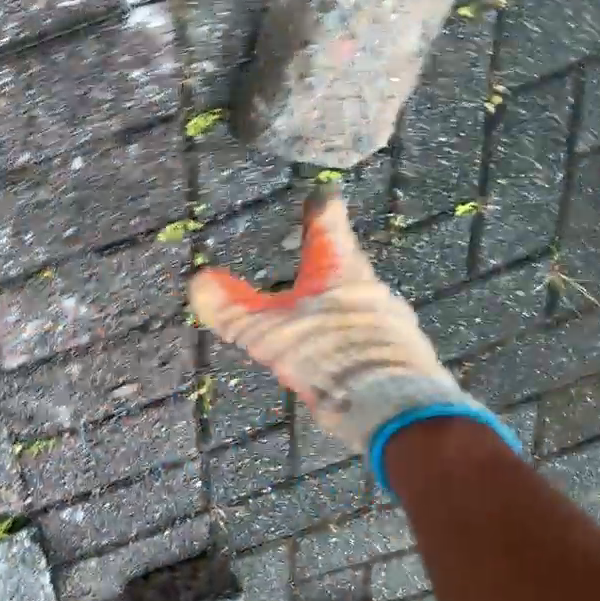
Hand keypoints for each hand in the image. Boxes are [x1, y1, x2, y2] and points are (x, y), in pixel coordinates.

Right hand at [187, 186, 485, 454]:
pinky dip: (351, 332)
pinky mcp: (402, 353)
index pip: (329, 228)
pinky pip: (370, 332)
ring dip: (339, 300)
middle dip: (329, 261)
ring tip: (317, 309)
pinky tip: (338, 349)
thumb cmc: (326, 355)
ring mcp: (391, 321)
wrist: (394, 407)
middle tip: (311, 257)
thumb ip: (229, 307)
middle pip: (347, 264)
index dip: (322, 209)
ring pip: (359, 300)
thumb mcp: (264, 332)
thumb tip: (198, 282)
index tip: (323, 193)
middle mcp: (370, 288)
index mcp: (338, 271)